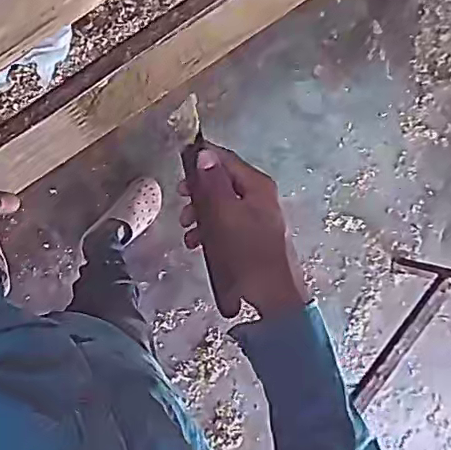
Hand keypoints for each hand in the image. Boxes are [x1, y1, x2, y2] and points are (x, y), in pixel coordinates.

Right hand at [178, 144, 309, 317]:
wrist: (271, 296)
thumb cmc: (246, 251)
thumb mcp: (224, 213)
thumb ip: (212, 182)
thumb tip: (204, 153)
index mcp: (256, 185)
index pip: (225, 159)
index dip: (201, 159)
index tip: (179, 166)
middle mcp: (259, 196)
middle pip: (222, 182)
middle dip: (198, 191)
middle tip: (181, 200)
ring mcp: (257, 218)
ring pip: (221, 204)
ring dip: (200, 213)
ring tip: (188, 229)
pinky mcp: (252, 237)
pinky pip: (225, 224)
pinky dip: (210, 230)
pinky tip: (198, 244)